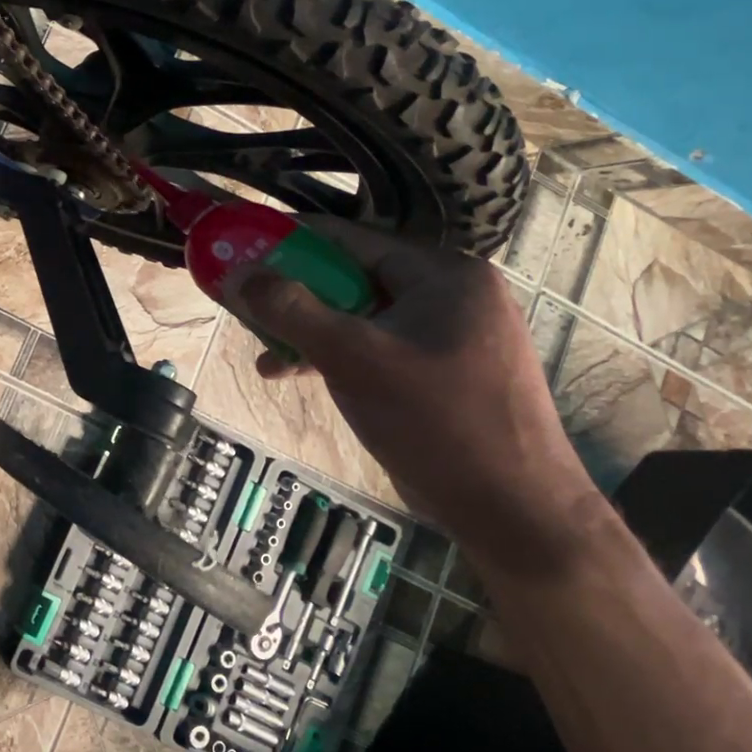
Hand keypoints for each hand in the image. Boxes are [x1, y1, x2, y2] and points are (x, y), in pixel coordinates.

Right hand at [235, 220, 604, 572]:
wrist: (514, 512)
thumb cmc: (437, 421)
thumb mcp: (351, 358)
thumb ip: (289, 310)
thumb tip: (237, 273)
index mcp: (444, 275)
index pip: (349, 239)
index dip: (287, 241)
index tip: (237, 247)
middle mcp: (450, 294)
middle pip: (348, 276)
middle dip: (291, 294)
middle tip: (242, 306)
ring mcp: (447, 334)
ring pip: (355, 314)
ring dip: (305, 330)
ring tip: (263, 354)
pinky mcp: (438, 370)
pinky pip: (371, 345)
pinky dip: (331, 355)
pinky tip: (290, 374)